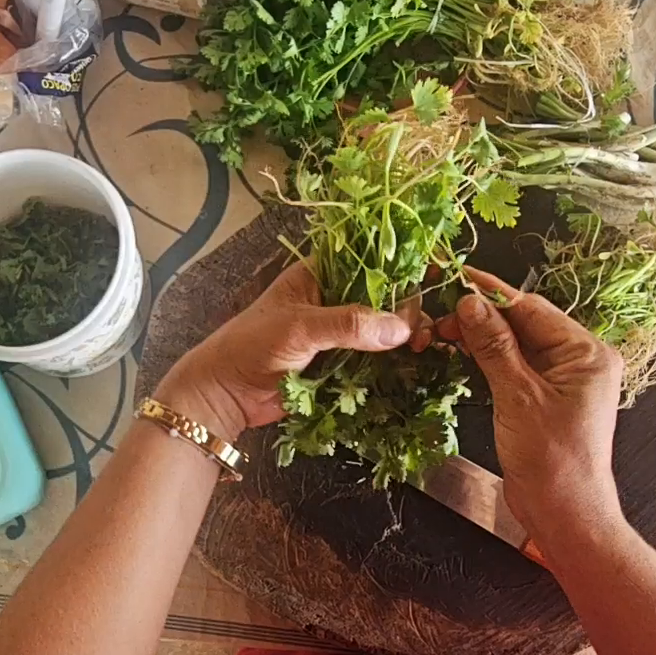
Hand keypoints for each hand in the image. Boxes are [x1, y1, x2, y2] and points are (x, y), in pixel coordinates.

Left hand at [155, 260, 410, 441]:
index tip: (431, 280)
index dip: (401, 267)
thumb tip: (401, 327)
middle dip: (407, 310)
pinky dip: (389, 365)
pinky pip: (371, 362)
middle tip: (423, 330)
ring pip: (380, 331)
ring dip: (401, 340)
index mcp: (320, 275)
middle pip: (383, 298)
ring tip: (422, 349)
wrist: (224, 394)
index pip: (370, 260)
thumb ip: (348, 324)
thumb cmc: (251, 347)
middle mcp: (332, 300)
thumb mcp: (299, 327)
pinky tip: (411, 367)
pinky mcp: (338, 367)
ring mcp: (336, 336)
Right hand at [437, 268, 625, 541]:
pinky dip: (486, 360)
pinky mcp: (543, 399)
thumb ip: (494, 347)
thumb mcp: (518, 396)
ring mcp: (561, 380)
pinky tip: (459, 353)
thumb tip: (470, 304)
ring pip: (515, 345)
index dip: (490, 293)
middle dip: (480, 317)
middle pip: (523, 323)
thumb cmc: (550, 458)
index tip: (454, 277)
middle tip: (437, 314)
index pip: (531, 308)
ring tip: (440, 332)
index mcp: (585, 353)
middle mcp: (578, 360)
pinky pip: (512, 368)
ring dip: (479, 338)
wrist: (563, 511)